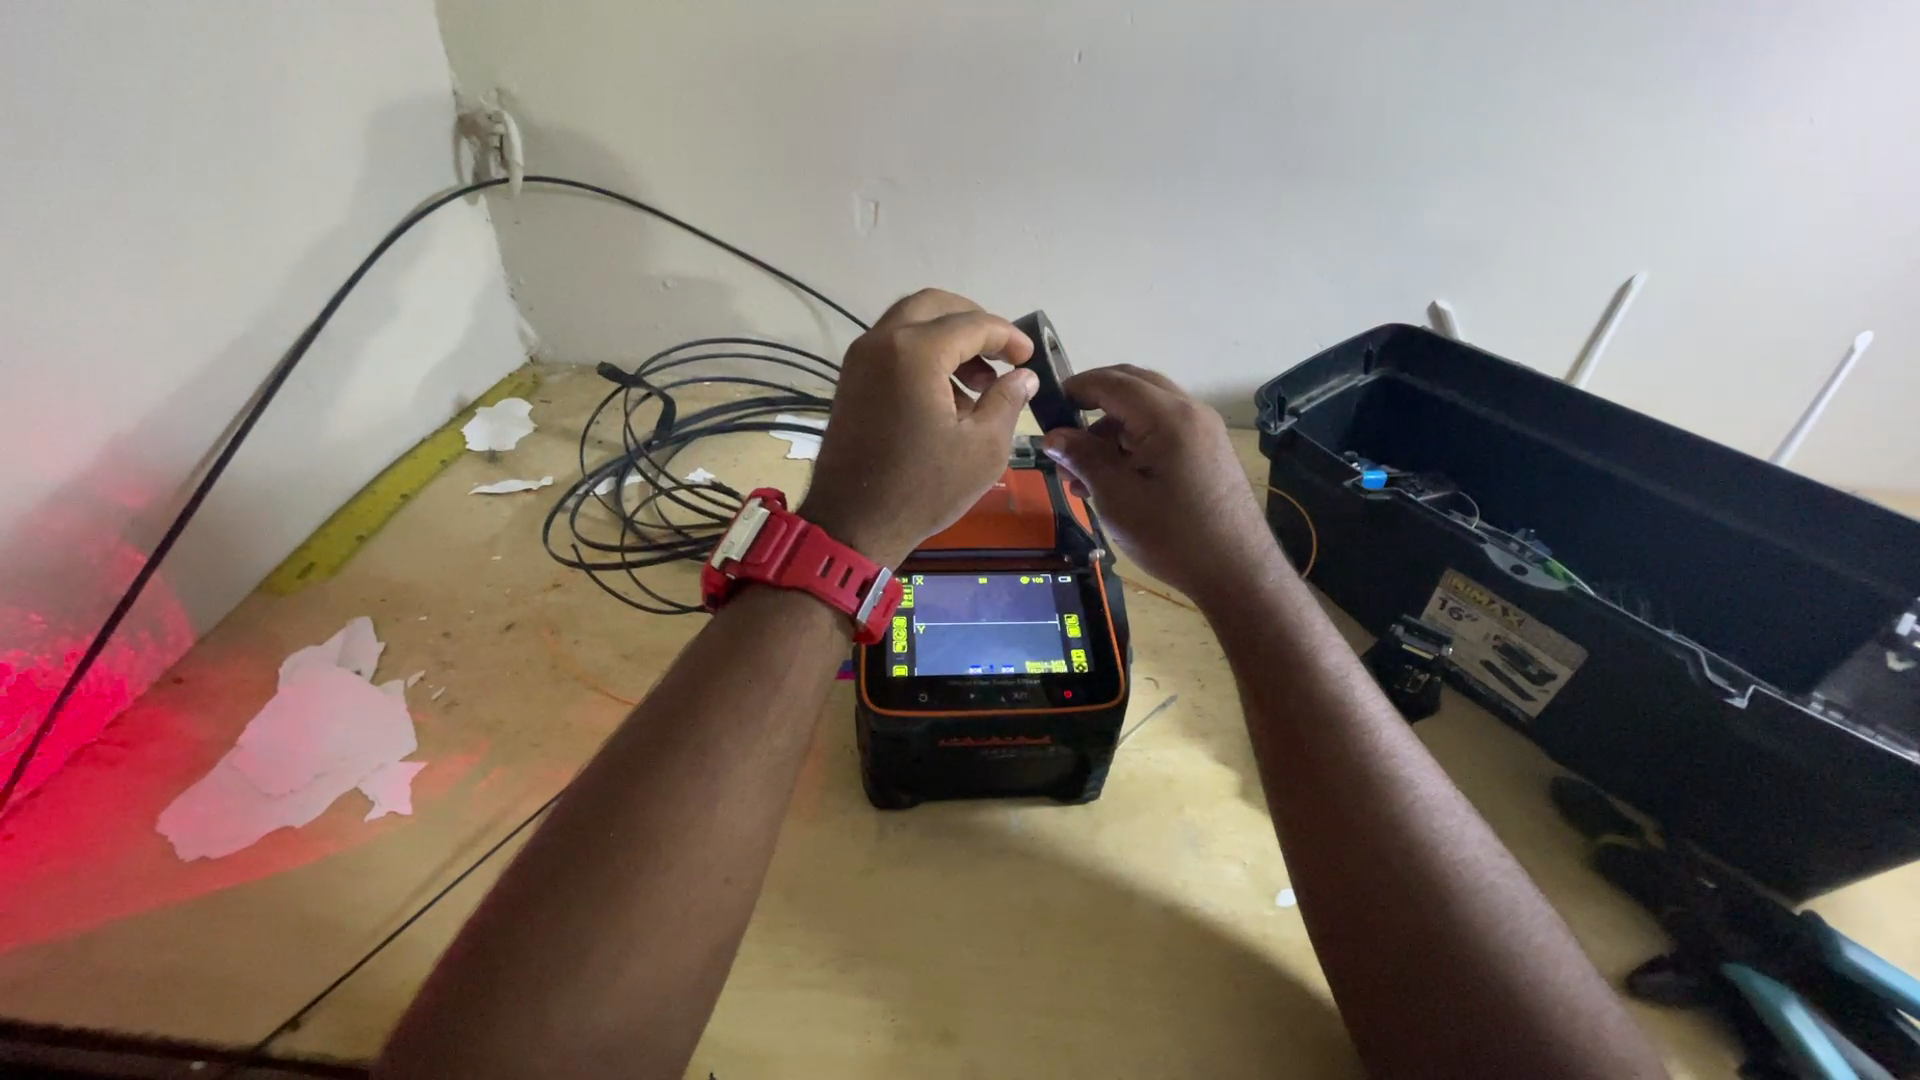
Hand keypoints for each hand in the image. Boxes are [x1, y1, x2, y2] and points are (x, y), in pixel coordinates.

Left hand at [801, 289, 1037, 566]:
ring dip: (946, 339)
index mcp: (915, 352)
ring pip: (909, 325)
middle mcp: (881, 342)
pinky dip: (922, 356)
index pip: (972, 324)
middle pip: (933, 306)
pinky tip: (946, 396)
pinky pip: (891, 349)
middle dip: (973, 322)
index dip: (1007, 336)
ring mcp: (859, 361)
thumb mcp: (982, 448)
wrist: (853, 524)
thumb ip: (1007, 401)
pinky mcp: (851, 382)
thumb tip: (1023, 376)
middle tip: (1001, 352)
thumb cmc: (923, 489)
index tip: (1028, 357)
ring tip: (978, 382)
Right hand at [1041, 365, 1281, 604]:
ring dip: (1111, 430)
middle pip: (1134, 387)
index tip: (1048, 406)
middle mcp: (1191, 413)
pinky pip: (1164, 432)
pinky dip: (1133, 444)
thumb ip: (1084, 459)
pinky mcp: (1208, 452)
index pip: (1114, 382)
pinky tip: (1113, 481)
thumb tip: (1053, 436)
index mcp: (1169, 418)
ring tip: (1081, 474)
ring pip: (1147, 411)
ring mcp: (1204, 431)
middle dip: (1094, 404)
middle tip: (1063, 434)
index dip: (1077, 388)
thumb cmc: (1173, 537)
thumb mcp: (1117, 498)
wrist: (1238, 573)